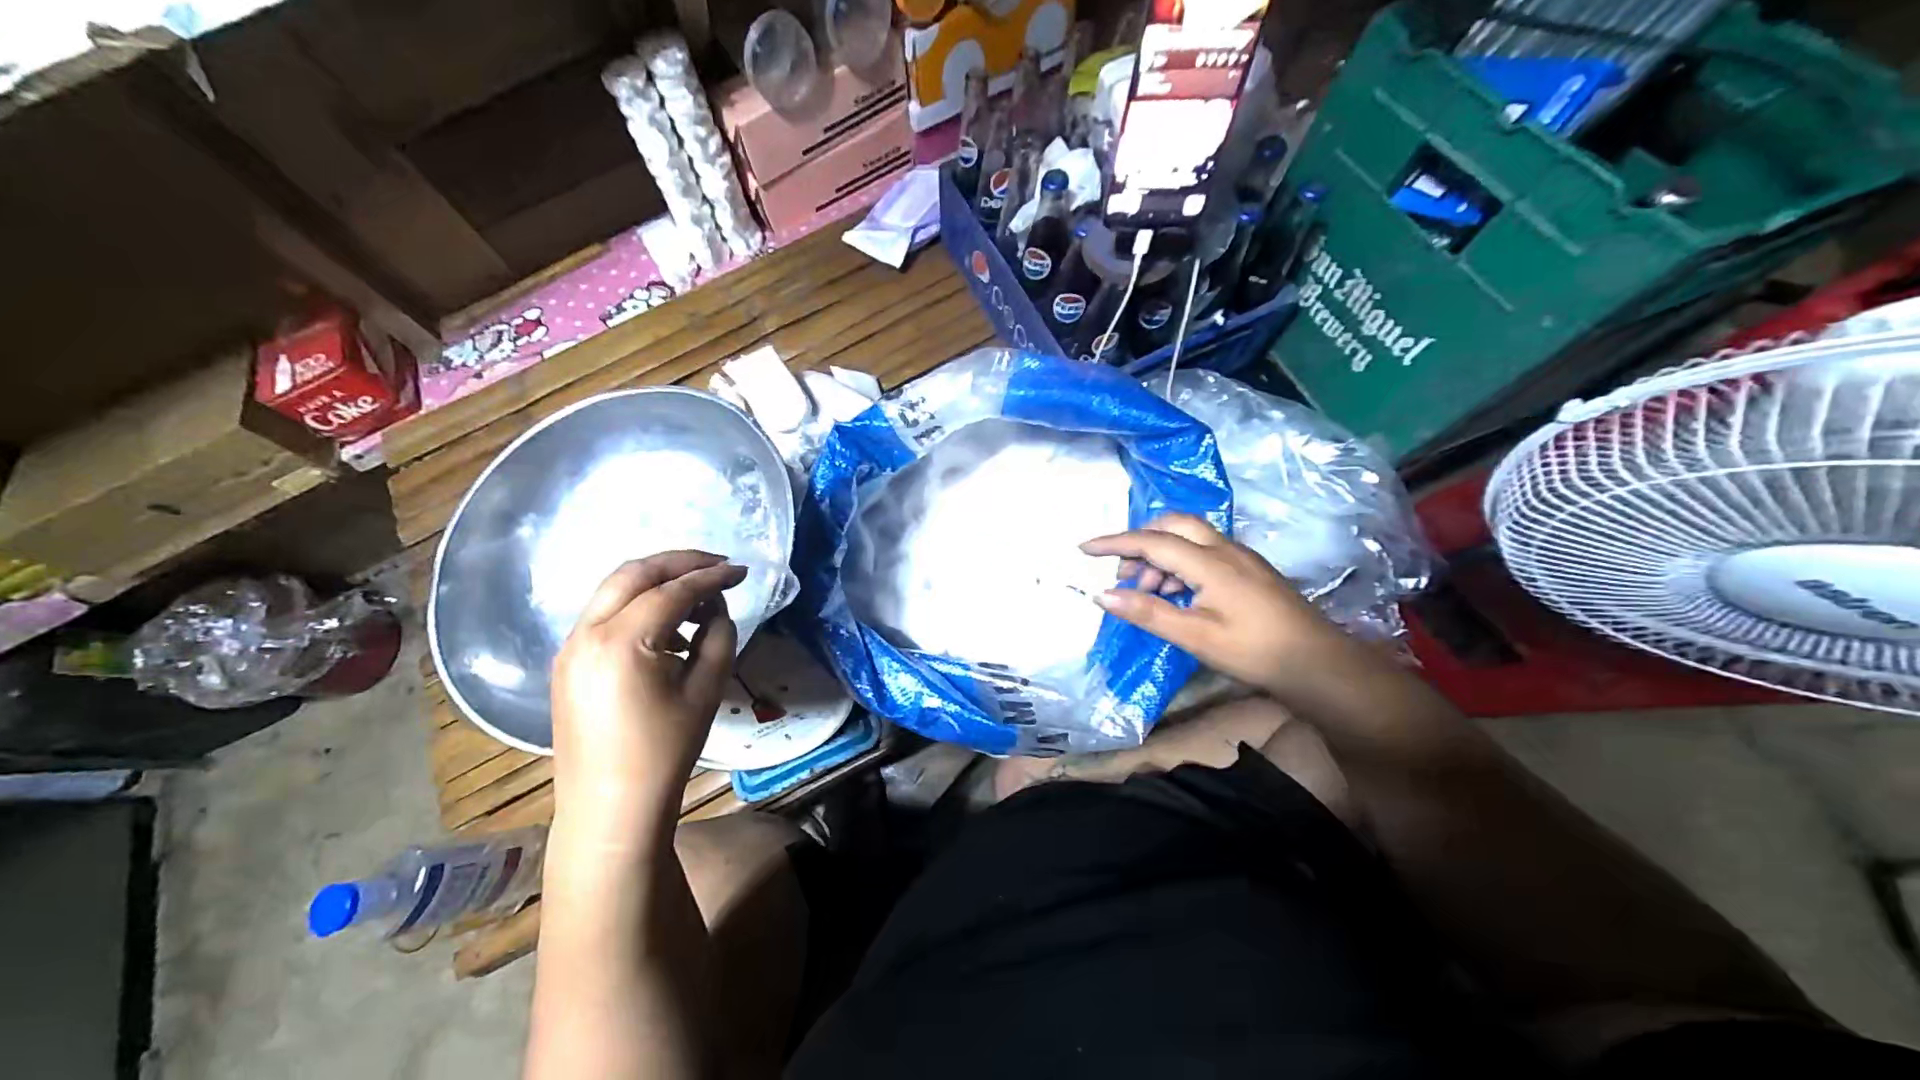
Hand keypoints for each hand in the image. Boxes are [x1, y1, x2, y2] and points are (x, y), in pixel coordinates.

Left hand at [550, 552, 744, 828]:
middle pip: (635, 574)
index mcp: (622, 642)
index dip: (711, 576)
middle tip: (717, 565)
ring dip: (657, 581)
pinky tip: (666, 628)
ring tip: (697, 597)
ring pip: (614, 589)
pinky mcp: (567, 662)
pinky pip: (603, 615)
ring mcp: (570, 647)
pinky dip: (637, 605)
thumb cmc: (665, 751)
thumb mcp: (706, 691)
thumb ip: (718, 637)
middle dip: (679, 562)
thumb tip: (715, 611)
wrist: (610, 805)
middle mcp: (587, 633)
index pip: (673, 591)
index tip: (741, 571)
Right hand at [1081, 513, 1349, 695]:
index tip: (1084, 548)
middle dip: (1141, 541)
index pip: (1152, 541)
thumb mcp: (1195, 636)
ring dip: (1162, 556)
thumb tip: (1102, 594)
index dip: (1115, 543)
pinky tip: (1178, 595)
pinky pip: (1206, 551)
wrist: (1318, 664)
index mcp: (1210, 562)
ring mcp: (1242, 557)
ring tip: (1148, 593)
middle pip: (1174, 525)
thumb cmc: (1254, 652)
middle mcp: (1226, 549)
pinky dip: (1181, 564)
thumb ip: (1148, 612)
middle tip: (1124, 573)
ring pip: (1190, 538)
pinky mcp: (1250, 570)